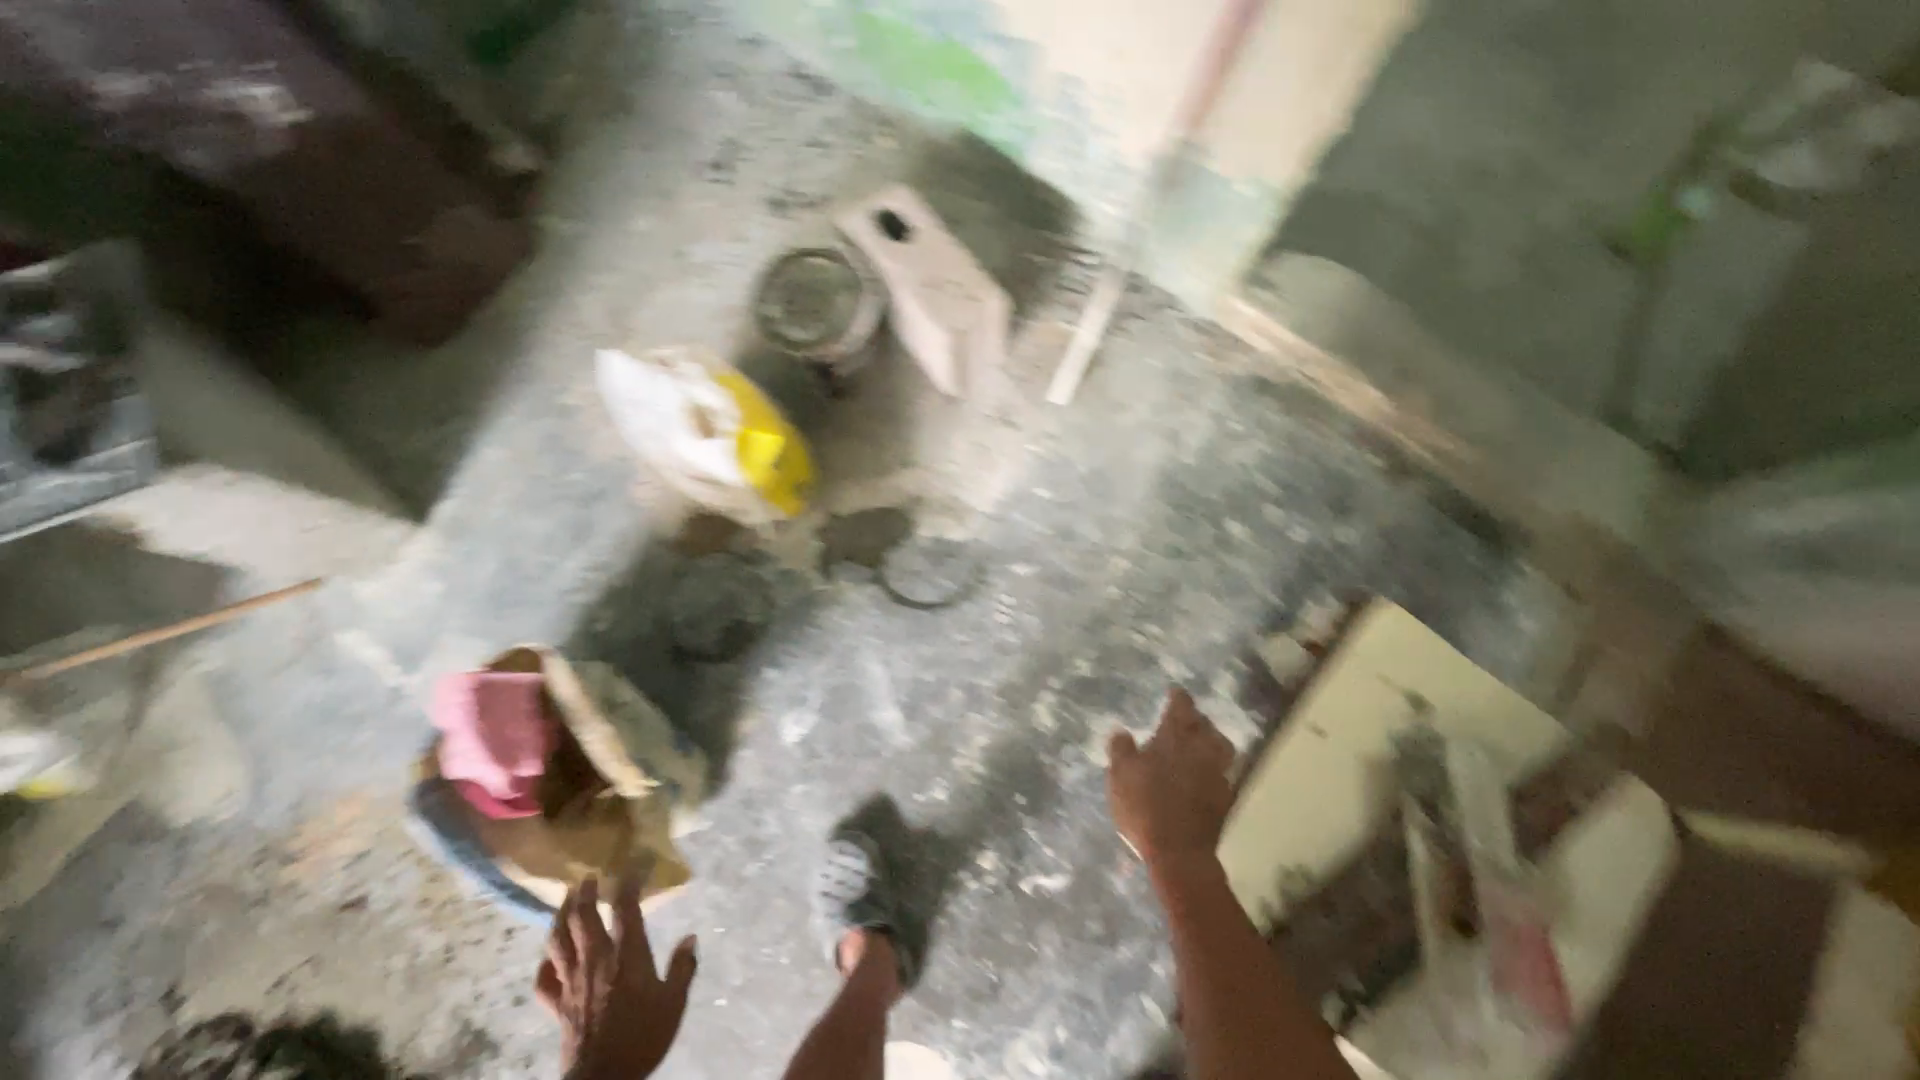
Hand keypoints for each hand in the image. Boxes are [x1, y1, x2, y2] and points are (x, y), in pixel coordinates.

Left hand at [537, 874, 697, 1079]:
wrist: (604, 1078)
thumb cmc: (643, 1038)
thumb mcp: (674, 1003)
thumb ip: (682, 968)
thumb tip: (690, 938)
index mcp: (627, 956)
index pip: (626, 910)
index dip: (628, 885)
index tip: (632, 868)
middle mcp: (596, 961)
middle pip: (582, 918)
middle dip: (585, 893)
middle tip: (588, 877)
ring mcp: (571, 982)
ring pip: (557, 941)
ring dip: (560, 917)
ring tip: (565, 901)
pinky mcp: (557, 1005)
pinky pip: (544, 979)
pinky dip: (544, 964)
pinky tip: (549, 957)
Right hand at [1106, 687, 1235, 870]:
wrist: (1179, 850)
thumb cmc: (1144, 806)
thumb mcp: (1120, 775)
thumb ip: (1122, 749)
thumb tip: (1122, 731)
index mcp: (1175, 738)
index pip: (1181, 707)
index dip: (1178, 698)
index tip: (1175, 691)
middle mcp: (1201, 749)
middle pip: (1204, 725)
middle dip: (1196, 718)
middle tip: (1186, 718)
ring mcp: (1218, 773)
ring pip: (1221, 746)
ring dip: (1212, 740)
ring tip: (1203, 742)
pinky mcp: (1225, 796)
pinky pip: (1224, 772)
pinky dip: (1216, 768)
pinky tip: (1207, 774)